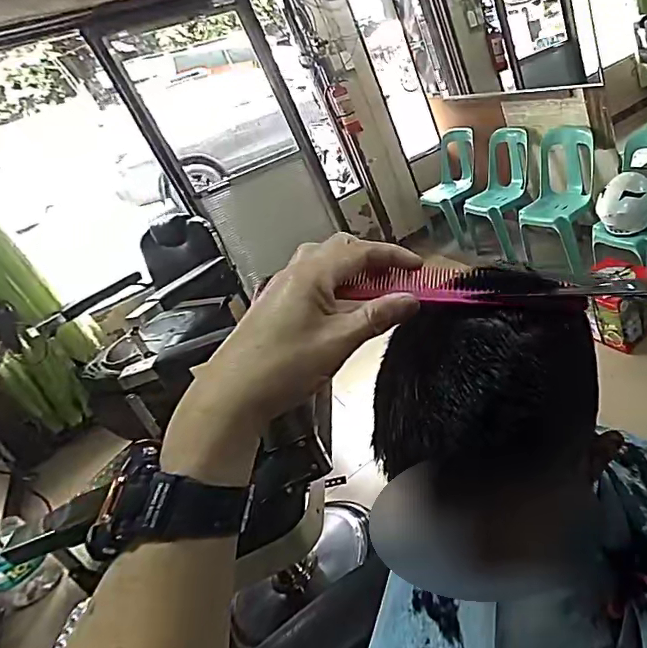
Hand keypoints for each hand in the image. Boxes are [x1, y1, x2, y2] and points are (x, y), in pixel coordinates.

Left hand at [162, 233, 420, 481]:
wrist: (230, 398)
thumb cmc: (278, 369)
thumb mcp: (340, 341)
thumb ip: (378, 316)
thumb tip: (408, 300)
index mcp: (311, 274)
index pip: (362, 251)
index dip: (394, 256)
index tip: (416, 266)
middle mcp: (294, 274)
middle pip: (342, 250)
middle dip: (375, 259)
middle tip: (399, 278)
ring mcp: (282, 289)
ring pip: (326, 266)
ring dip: (356, 273)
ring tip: (377, 294)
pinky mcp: (277, 306)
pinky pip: (314, 283)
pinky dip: (339, 288)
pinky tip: (348, 312)